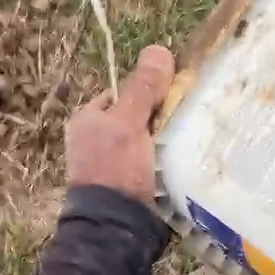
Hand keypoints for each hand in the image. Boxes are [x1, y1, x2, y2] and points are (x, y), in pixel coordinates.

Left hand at [66, 45, 175, 204]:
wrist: (116, 226)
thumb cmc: (115, 169)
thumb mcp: (129, 123)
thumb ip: (143, 89)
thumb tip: (159, 49)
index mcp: (86, 122)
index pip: (120, 94)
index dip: (146, 93)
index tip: (172, 97)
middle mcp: (94, 142)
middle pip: (136, 118)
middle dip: (160, 118)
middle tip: (185, 119)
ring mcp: (112, 167)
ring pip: (146, 142)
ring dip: (166, 143)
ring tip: (188, 142)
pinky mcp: (129, 188)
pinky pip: (152, 165)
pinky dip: (165, 163)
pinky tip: (182, 164)